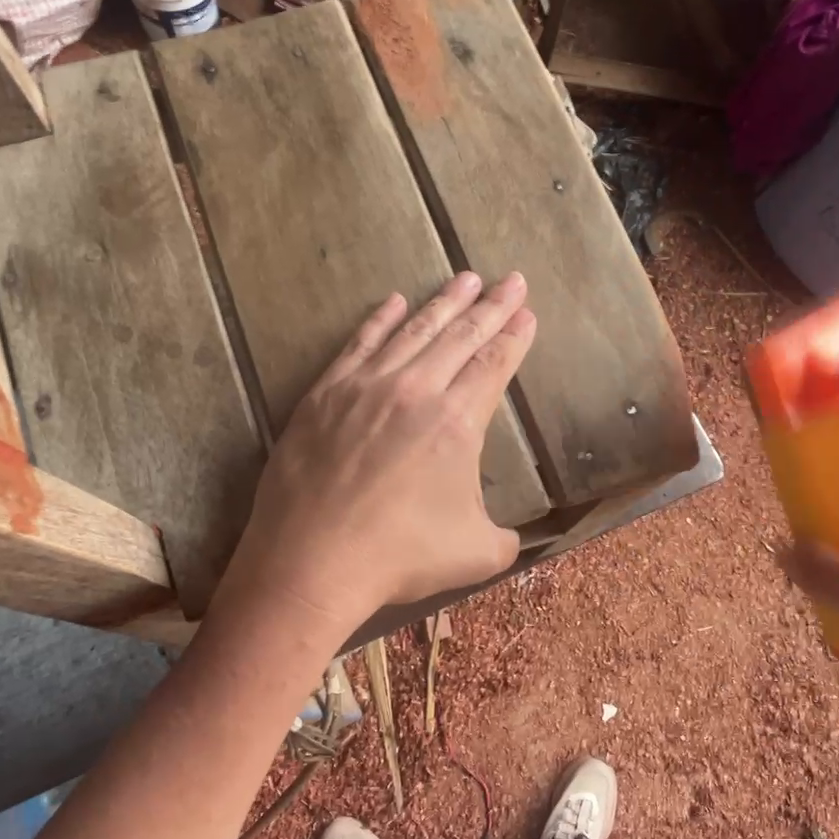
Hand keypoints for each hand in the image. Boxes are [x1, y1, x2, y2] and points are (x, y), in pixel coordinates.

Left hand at [213, 271, 536, 633]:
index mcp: (457, 423)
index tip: (527, 312)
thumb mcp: (476, 554)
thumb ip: (504, 538)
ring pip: (414, 330)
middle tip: (511, 280)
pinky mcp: (325, 394)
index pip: (493, 365)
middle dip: (492, 305)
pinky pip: (359, 344)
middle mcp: (415, 391)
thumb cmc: (399, 558)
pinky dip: (380, 319)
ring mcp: (366, 387)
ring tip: (465, 278)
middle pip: (461, 336)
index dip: (514, 337)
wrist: (312, 560)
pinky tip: (394, 300)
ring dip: (444, 302)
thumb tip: (512, 537)